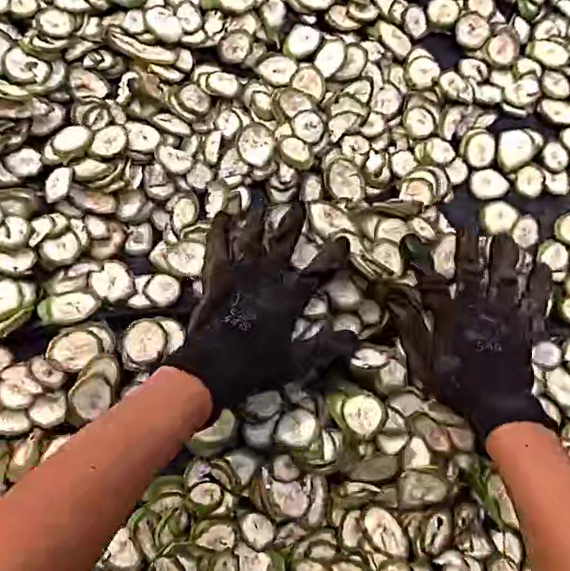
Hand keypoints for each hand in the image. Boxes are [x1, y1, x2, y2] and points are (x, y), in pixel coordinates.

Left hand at [163, 198, 355, 417]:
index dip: (331, 256)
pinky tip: (222, 215)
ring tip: (260, 204)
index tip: (341, 241)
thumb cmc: (256, 366)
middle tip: (298, 206)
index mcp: (290, 298)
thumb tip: (354, 338)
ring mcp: (240, 273)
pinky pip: (218, 245)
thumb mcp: (297, 361)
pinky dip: (220, 229)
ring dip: (256, 220)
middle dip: (293, 223)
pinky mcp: (216, 275)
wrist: (215, 364)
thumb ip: (325, 347)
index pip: (318, 271)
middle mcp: (267, 277)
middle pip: (283, 244)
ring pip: (251, 238)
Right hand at [390, 229, 553, 443]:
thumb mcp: (422, 358)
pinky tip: (543, 267)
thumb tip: (393, 296)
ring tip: (506, 237)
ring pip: (508, 277)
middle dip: (469, 247)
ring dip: (507, 256)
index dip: (421, 260)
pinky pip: (537, 300)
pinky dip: (540, 283)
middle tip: (469, 228)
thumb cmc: (455, 382)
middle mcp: (480, 308)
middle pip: (474, 271)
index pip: (433, 281)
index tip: (413, 240)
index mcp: (452, 314)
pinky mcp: (528, 327)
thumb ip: (409, 325)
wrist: (497, 403)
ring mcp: (507, 315)